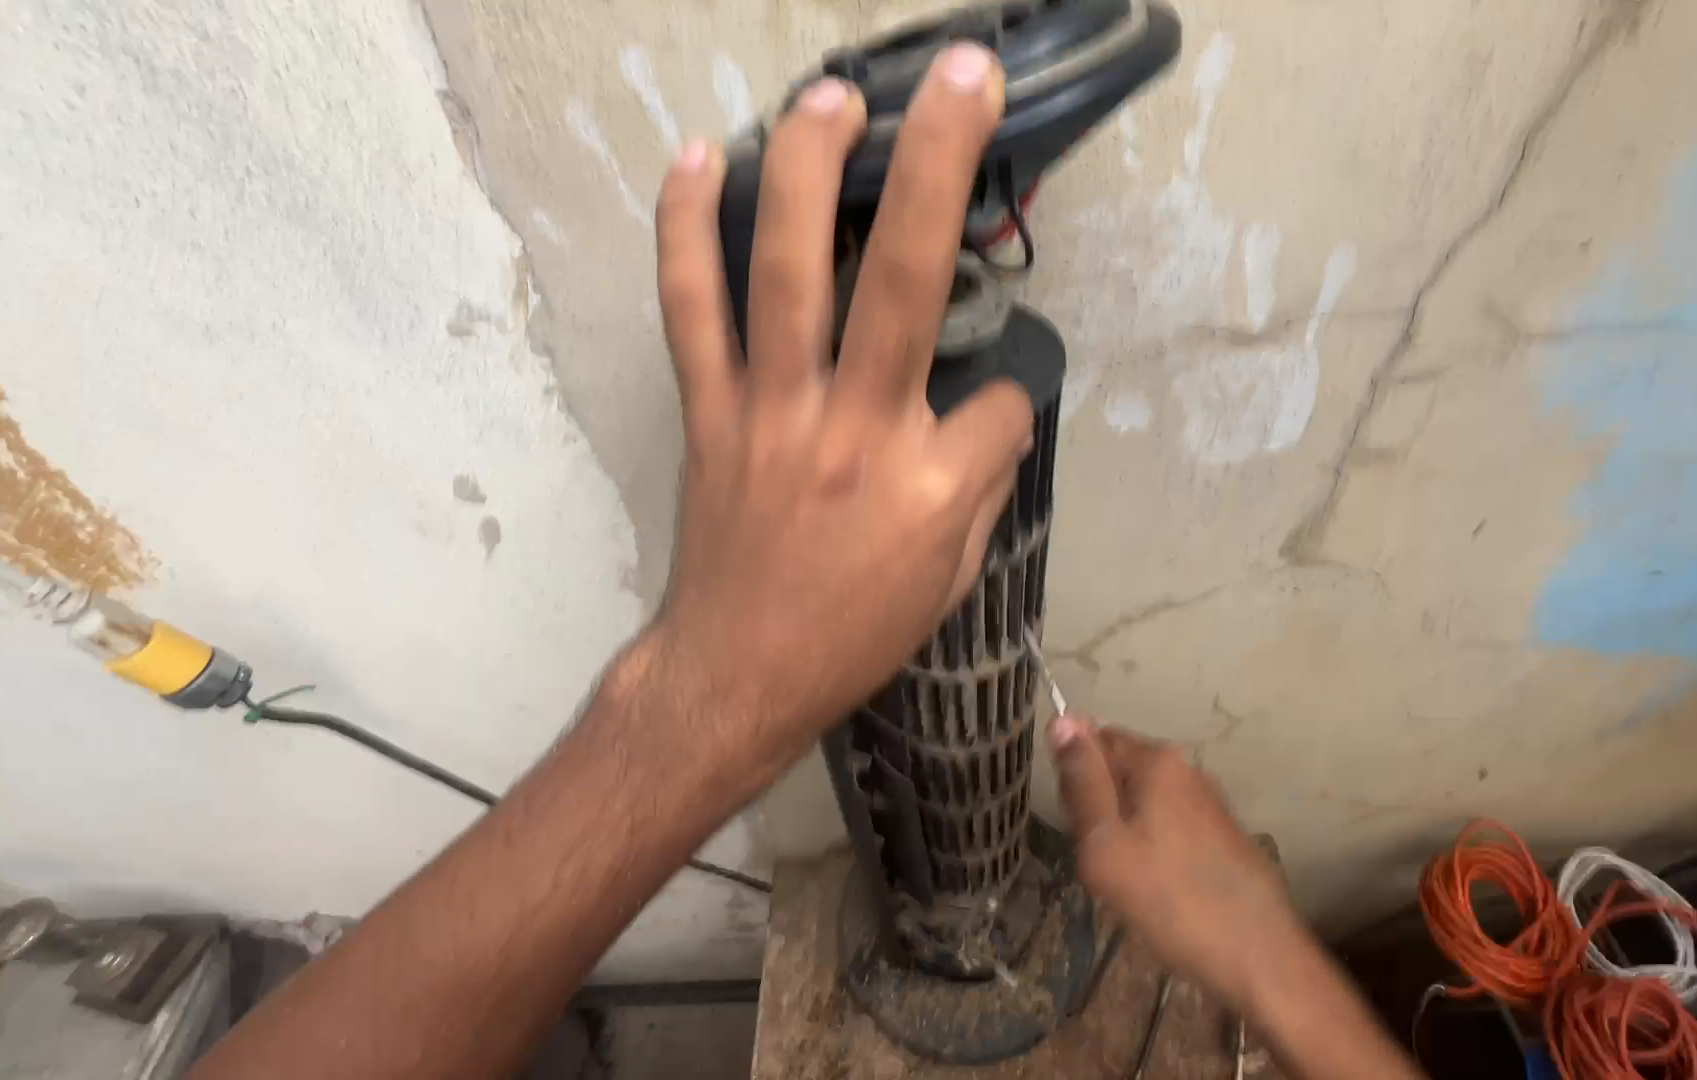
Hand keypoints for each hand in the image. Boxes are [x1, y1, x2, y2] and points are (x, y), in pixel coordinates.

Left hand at [645, 45, 1031, 761]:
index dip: (1008, 402)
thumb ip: (977, 487)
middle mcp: (855, 431)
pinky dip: (688, 233)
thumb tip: (987, 416)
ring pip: (786, 273)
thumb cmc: (855, 636)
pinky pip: (692, 311)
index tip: (988, 422)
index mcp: (931, 486)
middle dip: (939, 166)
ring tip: (830, 99)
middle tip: (961, 79)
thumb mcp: (950, 579)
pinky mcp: (710, 415)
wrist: (739, 675)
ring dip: (807, 172)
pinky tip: (699, 163)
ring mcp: (771, 413)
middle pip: (903, 280)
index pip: (999, 402)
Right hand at [1050, 714, 1294, 1010]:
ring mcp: (1208, 802)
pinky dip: (1154, 851)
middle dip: (1100, 811)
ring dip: (1125, 834)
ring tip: (1131, 884)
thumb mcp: (1106, 842)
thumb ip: (1081, 780)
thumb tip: (1061, 718)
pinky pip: (1168, 827)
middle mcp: (1186, 768)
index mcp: (1156, 760)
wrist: (1260, 960)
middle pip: (1118, 772)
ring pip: (1142, 803)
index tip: (1081, 828)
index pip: (1092, 740)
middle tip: (1103, 862)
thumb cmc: (1171, 899)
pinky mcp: (1222, 834)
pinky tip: (1160, 892)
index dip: (1076, 782)